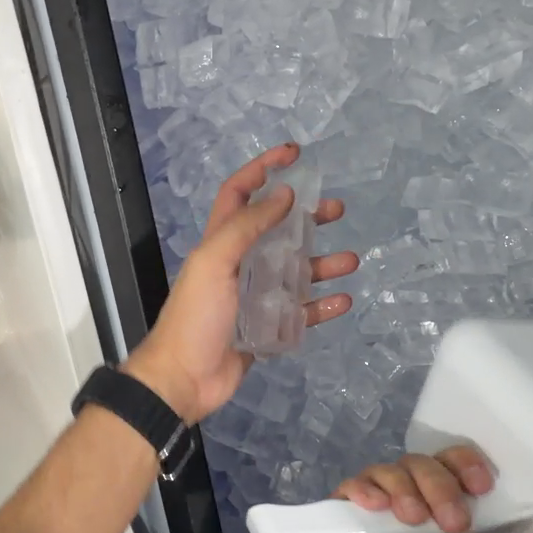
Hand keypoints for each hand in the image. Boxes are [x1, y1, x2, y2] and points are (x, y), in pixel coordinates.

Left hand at [122, 143, 356, 423]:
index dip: (262, 169)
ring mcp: (252, 298)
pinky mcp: (265, 329)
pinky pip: (299, 313)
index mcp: (219, 243)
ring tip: (349, 261)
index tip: (294, 154)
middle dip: (305, 217)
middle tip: (336, 210)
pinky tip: (342, 302)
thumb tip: (283, 194)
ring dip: (321, 263)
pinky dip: (321, 307)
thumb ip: (246, 226)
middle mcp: (237, 265)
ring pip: (294, 273)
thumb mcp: (214, 261)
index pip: (239, 194)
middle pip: (276, 231)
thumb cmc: (195, 317)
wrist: (183, 378)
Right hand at [325, 447, 532, 532]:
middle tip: (452, 520)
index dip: (468, 464)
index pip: (460, 476)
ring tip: (414, 520)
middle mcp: (422, 529)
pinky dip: (358, 488)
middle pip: (421, 465)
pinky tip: (374, 506)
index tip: (481, 484)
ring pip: (384, 473)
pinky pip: (343, 497)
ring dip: (402, 482)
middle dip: (438, 478)